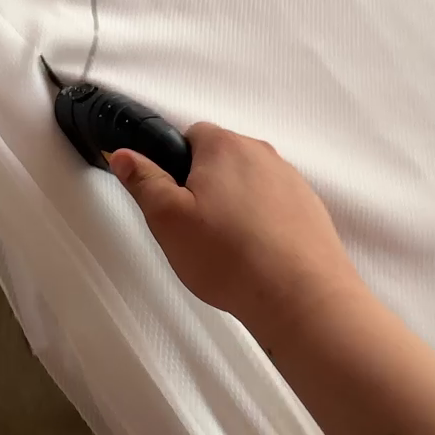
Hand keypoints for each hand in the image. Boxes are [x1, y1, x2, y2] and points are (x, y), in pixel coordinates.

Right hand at [110, 124, 359, 325]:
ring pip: (249, 182)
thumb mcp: (167, 220)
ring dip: (236, 204)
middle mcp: (261, 153)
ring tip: (227, 247)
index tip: (174, 197)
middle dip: (206, 185)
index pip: (191, 135)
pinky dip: (264, 222)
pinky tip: (256, 255)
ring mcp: (291, 180)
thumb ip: (143, 181)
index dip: (176, 164)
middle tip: (195, 226)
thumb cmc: (230, 257)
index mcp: (224, 146)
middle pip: (221, 158)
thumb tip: (123, 154)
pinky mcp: (310, 208)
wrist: (301, 299)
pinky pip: (275, 205)